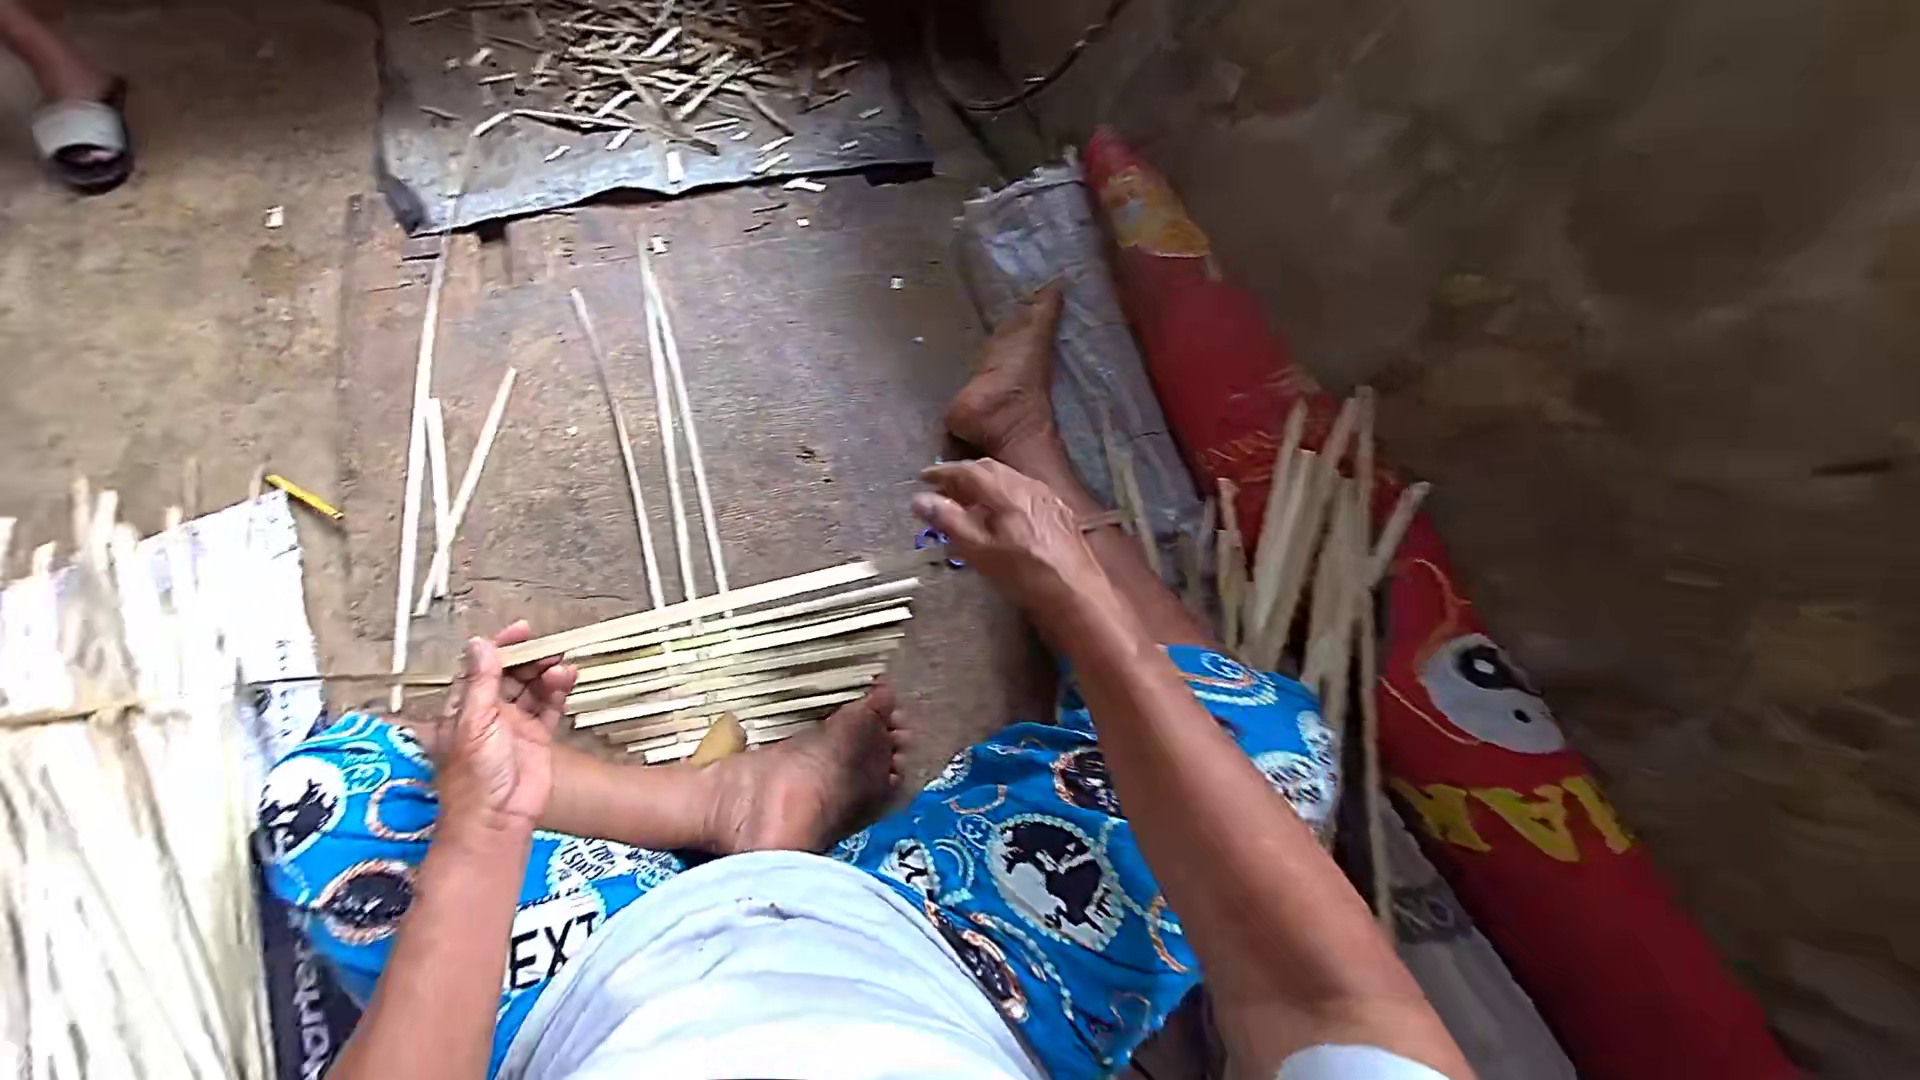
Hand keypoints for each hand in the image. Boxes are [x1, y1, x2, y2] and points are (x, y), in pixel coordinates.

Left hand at [432, 622, 577, 835]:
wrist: (500, 817)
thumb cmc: (476, 774)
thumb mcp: (475, 722)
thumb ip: (481, 682)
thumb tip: (480, 643)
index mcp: (464, 709)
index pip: (482, 668)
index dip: (501, 647)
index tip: (523, 630)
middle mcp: (489, 714)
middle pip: (512, 676)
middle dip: (531, 660)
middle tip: (552, 649)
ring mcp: (515, 726)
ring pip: (533, 689)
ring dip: (548, 675)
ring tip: (562, 670)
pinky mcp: (538, 737)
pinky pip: (550, 707)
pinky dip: (559, 692)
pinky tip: (568, 682)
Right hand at [912, 459, 1108, 612]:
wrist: (1077, 593)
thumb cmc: (1025, 575)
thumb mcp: (980, 551)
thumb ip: (949, 521)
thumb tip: (919, 499)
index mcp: (1007, 491)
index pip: (968, 471)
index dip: (942, 472)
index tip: (924, 478)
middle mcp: (1029, 486)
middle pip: (990, 469)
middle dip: (963, 475)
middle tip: (943, 488)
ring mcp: (1047, 497)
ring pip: (1009, 479)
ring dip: (983, 485)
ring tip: (967, 502)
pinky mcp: (1058, 511)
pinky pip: (1023, 492)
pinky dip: (1002, 495)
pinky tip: (999, 516)